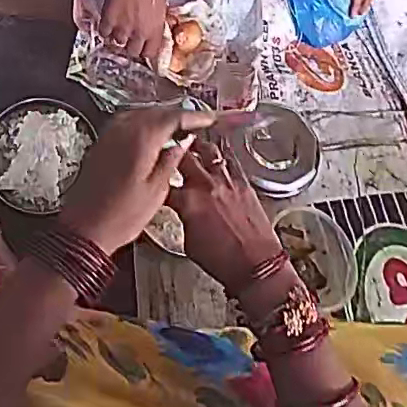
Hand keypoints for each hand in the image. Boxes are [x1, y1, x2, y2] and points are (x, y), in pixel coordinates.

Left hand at [61, 106, 213, 254]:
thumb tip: (184, 141)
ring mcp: (109, 134)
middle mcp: (123, 129)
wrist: (84, 228)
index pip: (173, 116)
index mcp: (141, 138)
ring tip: (179, 128)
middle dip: (179, 115)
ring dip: (161, 117)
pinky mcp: (101, 143)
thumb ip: (172, 160)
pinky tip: (152, 136)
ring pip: (141, 114)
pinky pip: (128, 122)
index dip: (194, 116)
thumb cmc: (121, 216)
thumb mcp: (157, 191)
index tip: (209, 118)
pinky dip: (144, 123)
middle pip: (157, 111)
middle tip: (198, 122)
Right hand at [100, 0, 169, 67]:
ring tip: (118, 30)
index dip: (147, 52)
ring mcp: (123, 27)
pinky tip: (107, 24)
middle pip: (134, 52)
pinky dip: (104, 30)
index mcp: (156, 28)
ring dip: (118, 39)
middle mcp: (140, 32)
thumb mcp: (161, 3)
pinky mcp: (108, 20)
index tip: (145, 51)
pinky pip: (104, 33)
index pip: (152, 53)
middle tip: (131, 40)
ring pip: (118, 44)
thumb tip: (153, 24)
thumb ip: (156, 19)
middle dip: (132, 47)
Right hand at [167, 136, 282, 290]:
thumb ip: (182, 217)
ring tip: (190, 140)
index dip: (152, 177)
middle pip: (182, 157)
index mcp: (187, 201)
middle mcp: (205, 185)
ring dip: (196, 145)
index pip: (161, 182)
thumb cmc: (224, 260)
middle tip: (166, 146)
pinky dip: (221, 152)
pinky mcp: (243, 182)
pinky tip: (216, 149)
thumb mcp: (189, 242)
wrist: (257, 265)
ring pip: (207, 150)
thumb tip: (182, 210)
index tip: (148, 175)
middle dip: (171, 150)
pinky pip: (230, 158)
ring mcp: (226, 180)